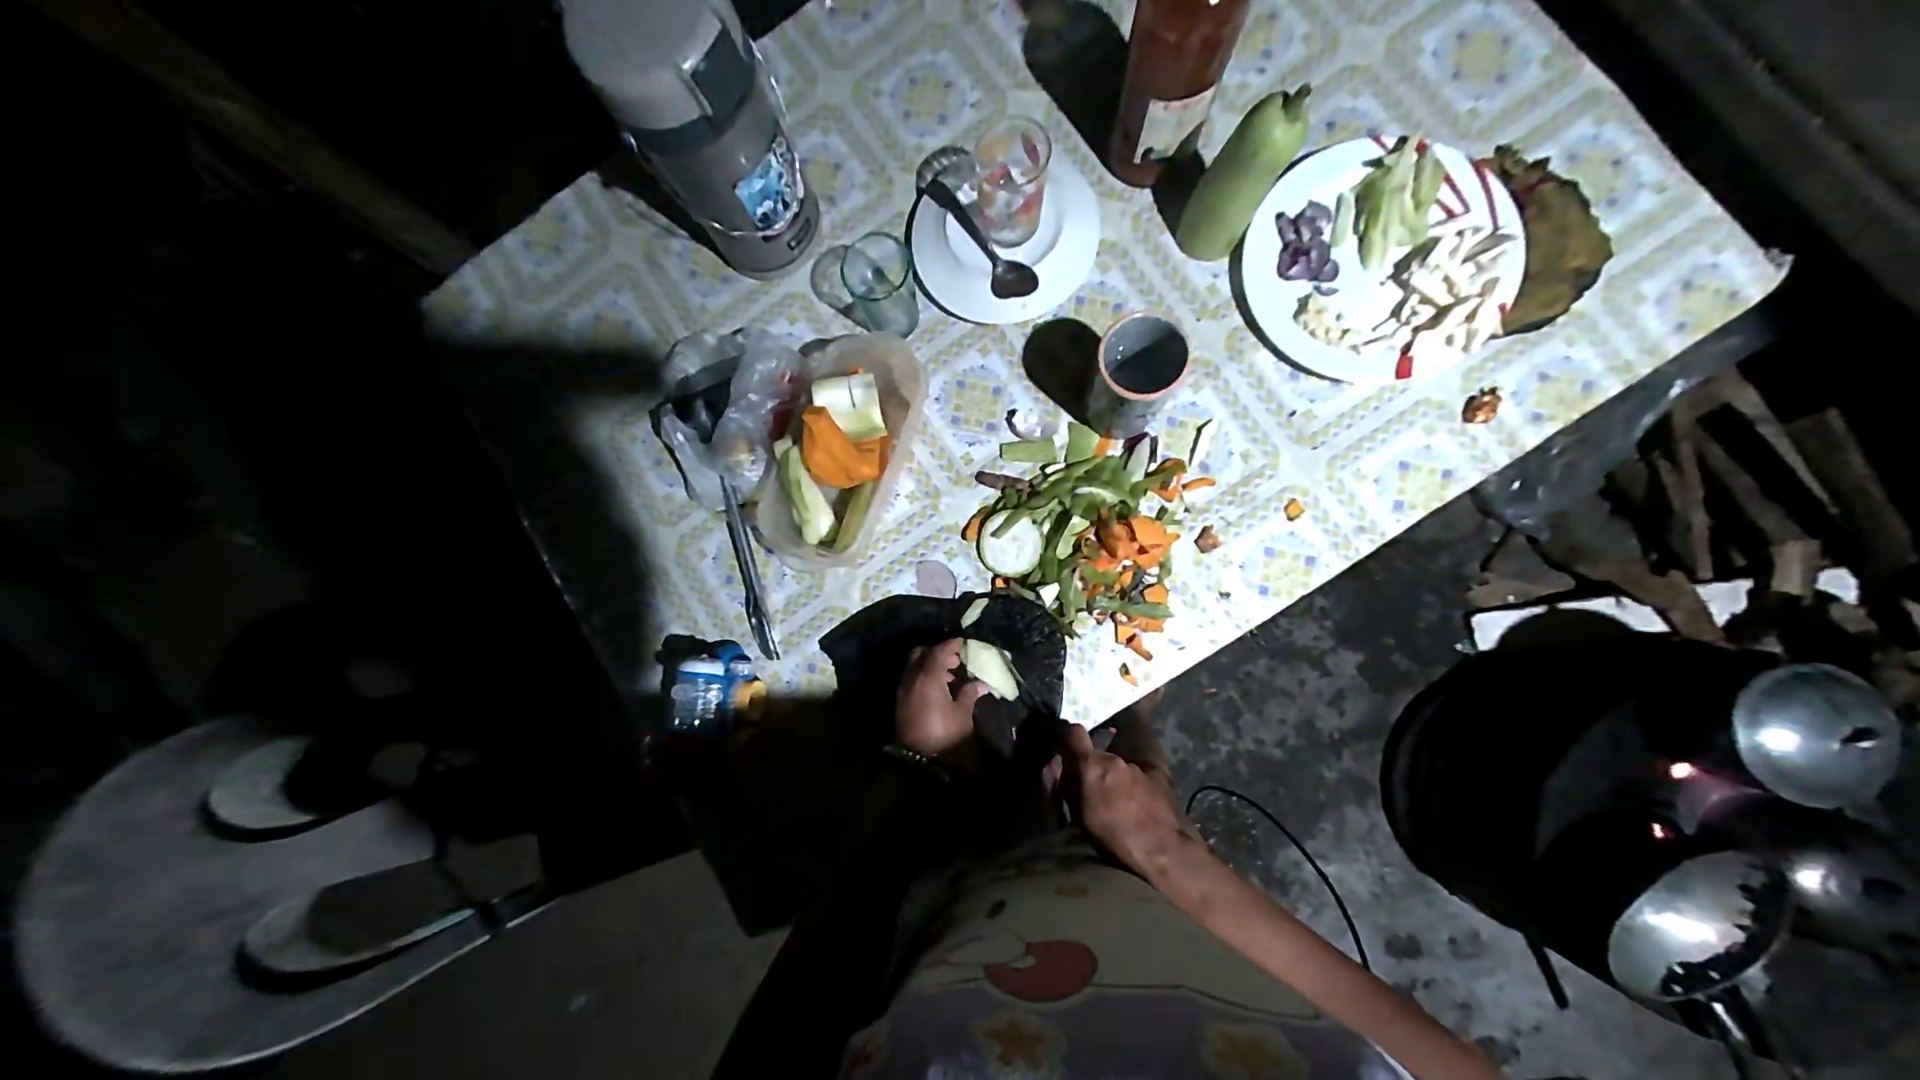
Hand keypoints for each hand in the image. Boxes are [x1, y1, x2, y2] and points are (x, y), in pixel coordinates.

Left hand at [895, 639, 988, 756]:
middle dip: (937, 652)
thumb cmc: (943, 732)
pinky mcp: (901, 700)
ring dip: (930, 665)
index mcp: (928, 676)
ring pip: (914, 666)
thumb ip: (969, 694)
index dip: (951, 645)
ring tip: (949, 676)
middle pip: (921, 653)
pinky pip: (911, 678)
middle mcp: (912, 677)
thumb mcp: (962, 713)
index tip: (962, 642)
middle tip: (954, 660)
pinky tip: (937, 689)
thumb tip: (980, 684)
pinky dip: (923, 676)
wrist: (916, 757)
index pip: (939, 651)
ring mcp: (904, 689)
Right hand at [1060, 724, 1198, 880]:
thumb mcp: (1078, 817)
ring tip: (1118, 803)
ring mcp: (1137, 767)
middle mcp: (1114, 759)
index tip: (1066, 752)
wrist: (1164, 849)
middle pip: (1097, 754)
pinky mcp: (1157, 776)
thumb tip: (1057, 766)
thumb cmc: (1114, 838)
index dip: (1068, 738)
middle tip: (1093, 791)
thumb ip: (1064, 786)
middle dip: (1093, 767)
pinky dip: (1131, 786)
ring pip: (1117, 766)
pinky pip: (1136, 775)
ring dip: (1113, 778)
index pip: (1073, 731)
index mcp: (1091, 765)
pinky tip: (1137, 807)